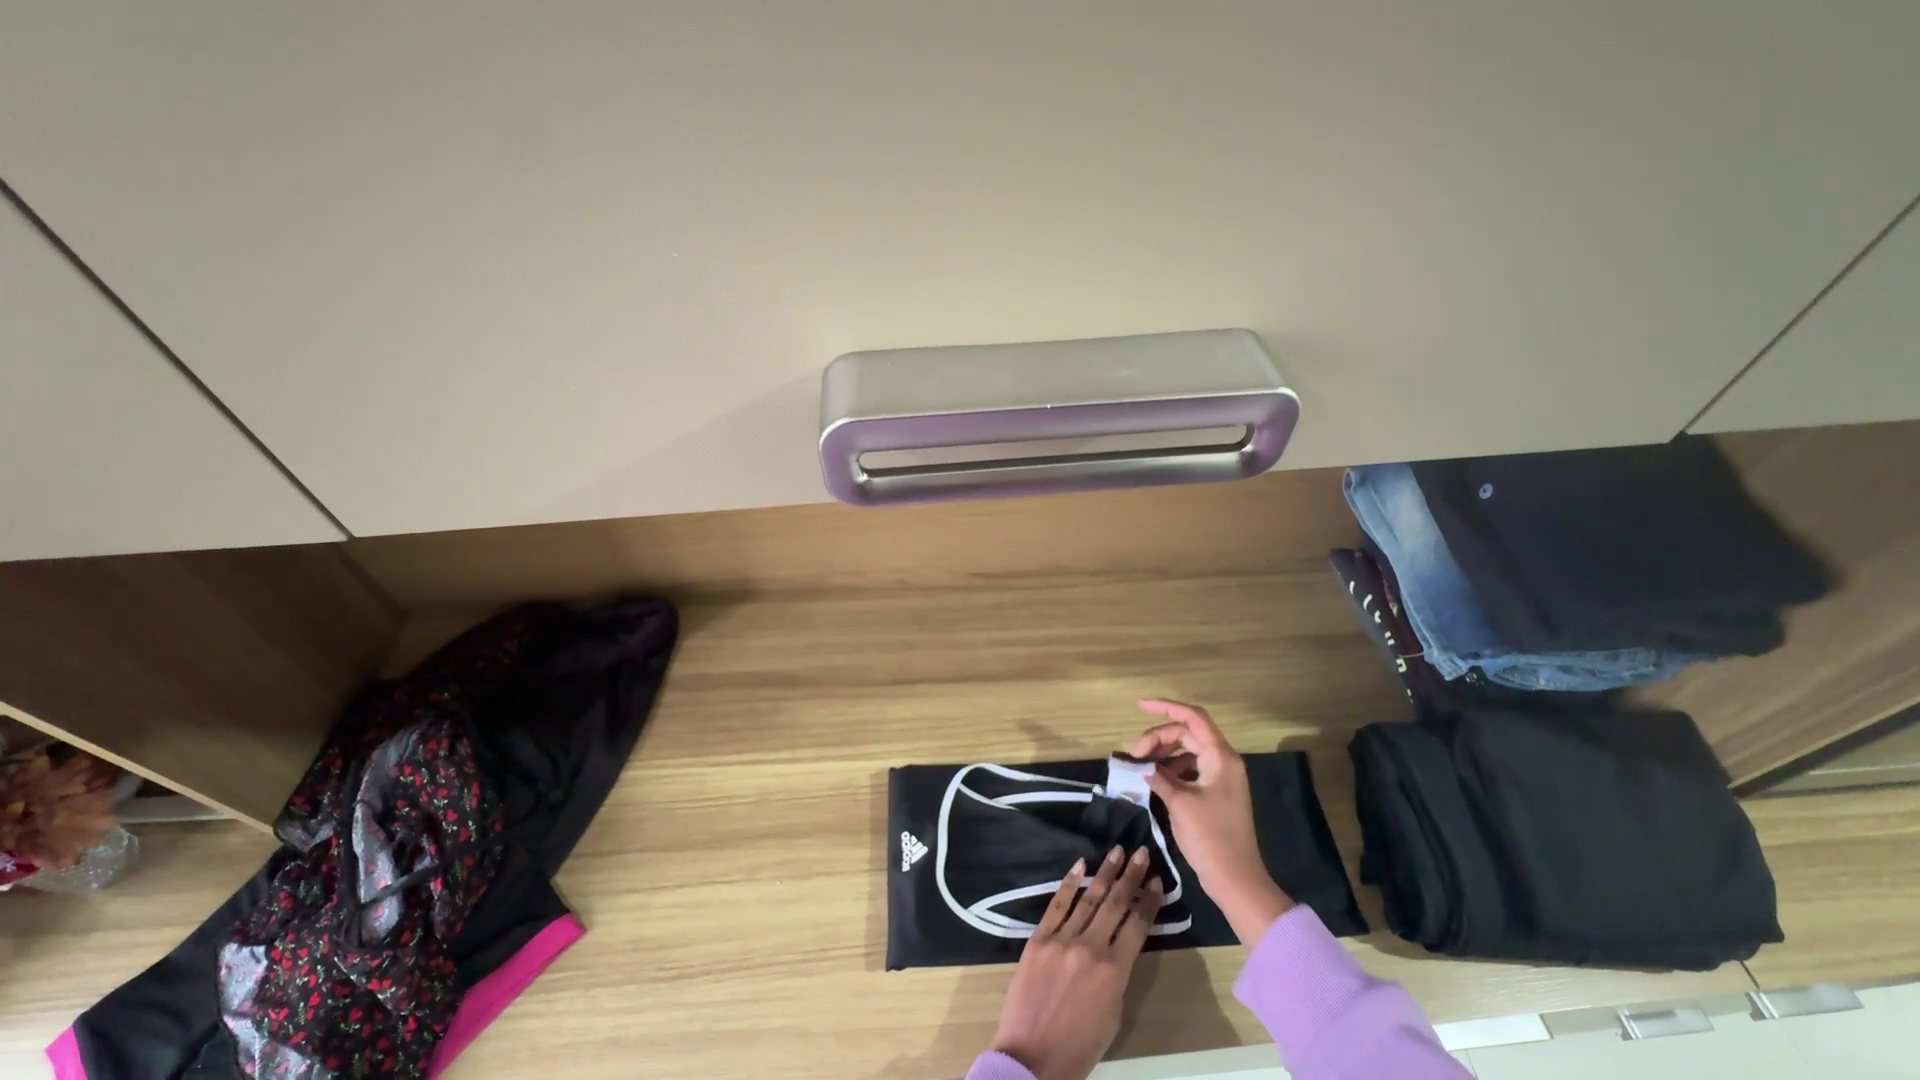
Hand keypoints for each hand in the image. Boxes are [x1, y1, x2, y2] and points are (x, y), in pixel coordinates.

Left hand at [989, 845, 1163, 1079]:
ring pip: (1088, 898)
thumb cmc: (1080, 1045)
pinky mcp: (1038, 939)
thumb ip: (1118, 974)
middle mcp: (1090, 947)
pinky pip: (1057, 905)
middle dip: (1131, 876)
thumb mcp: (1113, 1012)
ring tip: (1118, 850)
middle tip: (1141, 852)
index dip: (1149, 901)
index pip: (1137, 925)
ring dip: (1105, 872)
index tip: (1158, 880)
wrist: (1032, 1056)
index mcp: (1115, 970)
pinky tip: (1080, 865)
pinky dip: (1069, 883)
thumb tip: (1118, 946)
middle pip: (1115, 904)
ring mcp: (1061, 940)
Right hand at [1133, 699, 1293, 945]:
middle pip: (1188, 734)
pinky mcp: (1215, 794)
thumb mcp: (1180, 803)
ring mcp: (1220, 778)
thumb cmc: (1211, 836)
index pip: (1193, 718)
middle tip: (1135, 756)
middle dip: (1159, 737)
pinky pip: (1190, 770)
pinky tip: (1154, 780)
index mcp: (1221, 757)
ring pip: (1188, 752)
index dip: (1166, 707)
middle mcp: (1223, 761)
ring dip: (1163, 754)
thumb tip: (1142, 766)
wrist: (1235, 877)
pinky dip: (1171, 770)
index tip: (1139, 706)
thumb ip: (1159, 777)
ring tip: (1141, 767)